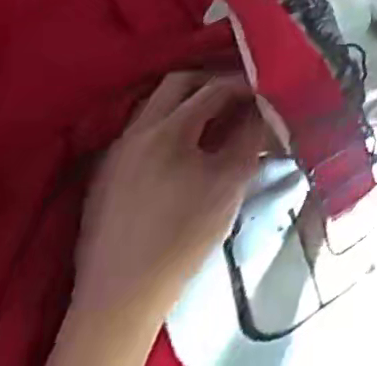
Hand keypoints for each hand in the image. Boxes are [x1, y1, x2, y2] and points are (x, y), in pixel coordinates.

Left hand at [69, 73, 268, 327]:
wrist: (123, 294)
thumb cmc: (186, 233)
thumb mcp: (232, 180)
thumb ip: (250, 135)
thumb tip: (265, 107)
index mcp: (167, 131)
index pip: (214, 87)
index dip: (246, 83)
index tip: (269, 90)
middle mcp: (135, 133)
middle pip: (178, 83)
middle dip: (215, 82)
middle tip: (244, 96)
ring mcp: (115, 154)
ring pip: (156, 106)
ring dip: (191, 103)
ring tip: (221, 119)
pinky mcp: (106, 176)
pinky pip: (142, 131)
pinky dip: (171, 125)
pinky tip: (191, 148)